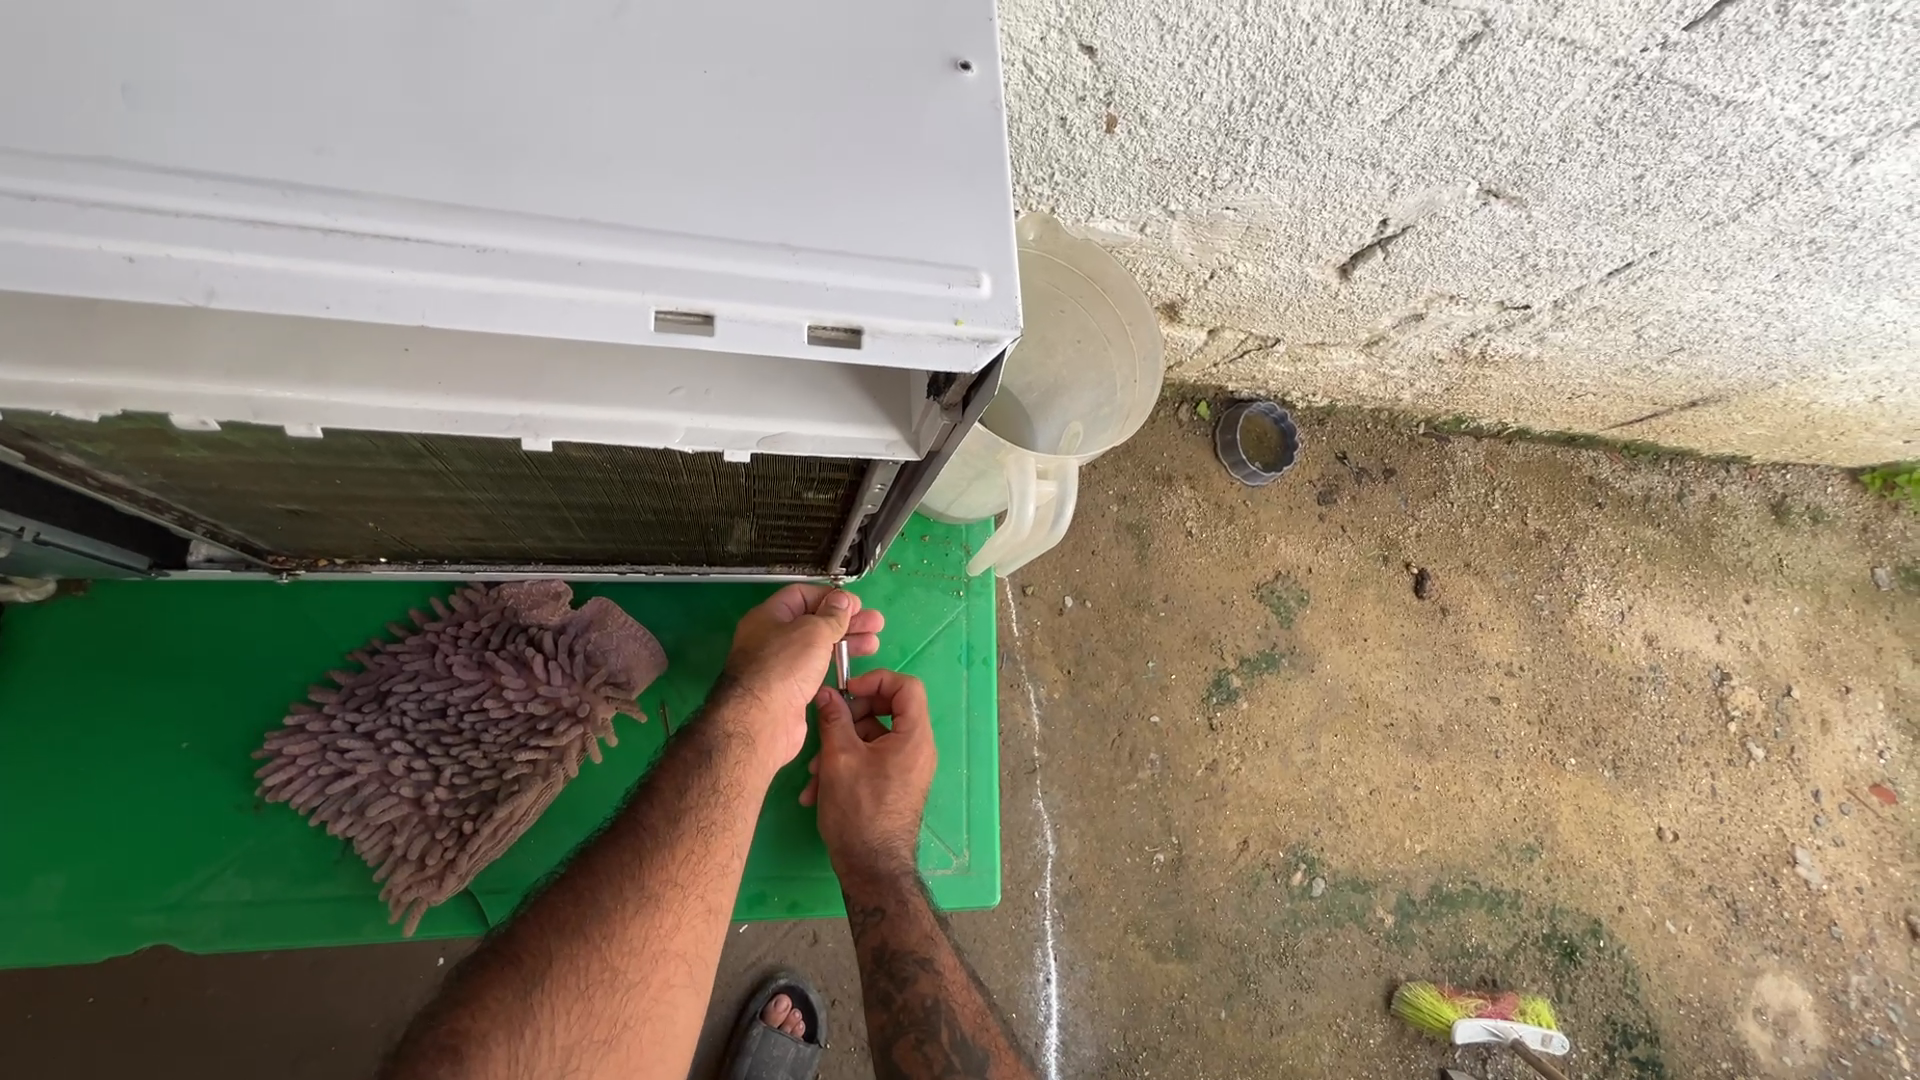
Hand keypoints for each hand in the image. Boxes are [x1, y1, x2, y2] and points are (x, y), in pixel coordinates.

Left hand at [718, 585, 882, 770]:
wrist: (763, 720)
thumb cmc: (784, 666)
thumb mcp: (812, 631)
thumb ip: (831, 615)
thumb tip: (841, 600)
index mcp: (770, 616)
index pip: (802, 595)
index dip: (830, 597)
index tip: (856, 604)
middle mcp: (773, 638)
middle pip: (815, 621)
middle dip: (847, 621)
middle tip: (875, 623)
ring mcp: (782, 665)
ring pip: (819, 646)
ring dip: (847, 642)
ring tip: (874, 642)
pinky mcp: (792, 689)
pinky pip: (818, 669)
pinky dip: (836, 664)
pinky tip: (855, 664)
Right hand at [801, 670, 936, 880]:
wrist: (871, 869)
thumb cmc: (859, 810)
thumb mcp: (839, 759)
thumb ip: (833, 719)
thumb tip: (826, 694)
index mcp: (914, 737)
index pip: (907, 686)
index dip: (876, 679)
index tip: (847, 690)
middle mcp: (917, 748)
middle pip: (887, 709)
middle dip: (850, 716)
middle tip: (826, 727)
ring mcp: (906, 767)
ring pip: (873, 737)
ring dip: (840, 745)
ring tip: (813, 770)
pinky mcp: (894, 784)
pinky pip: (872, 759)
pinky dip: (847, 765)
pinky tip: (817, 789)